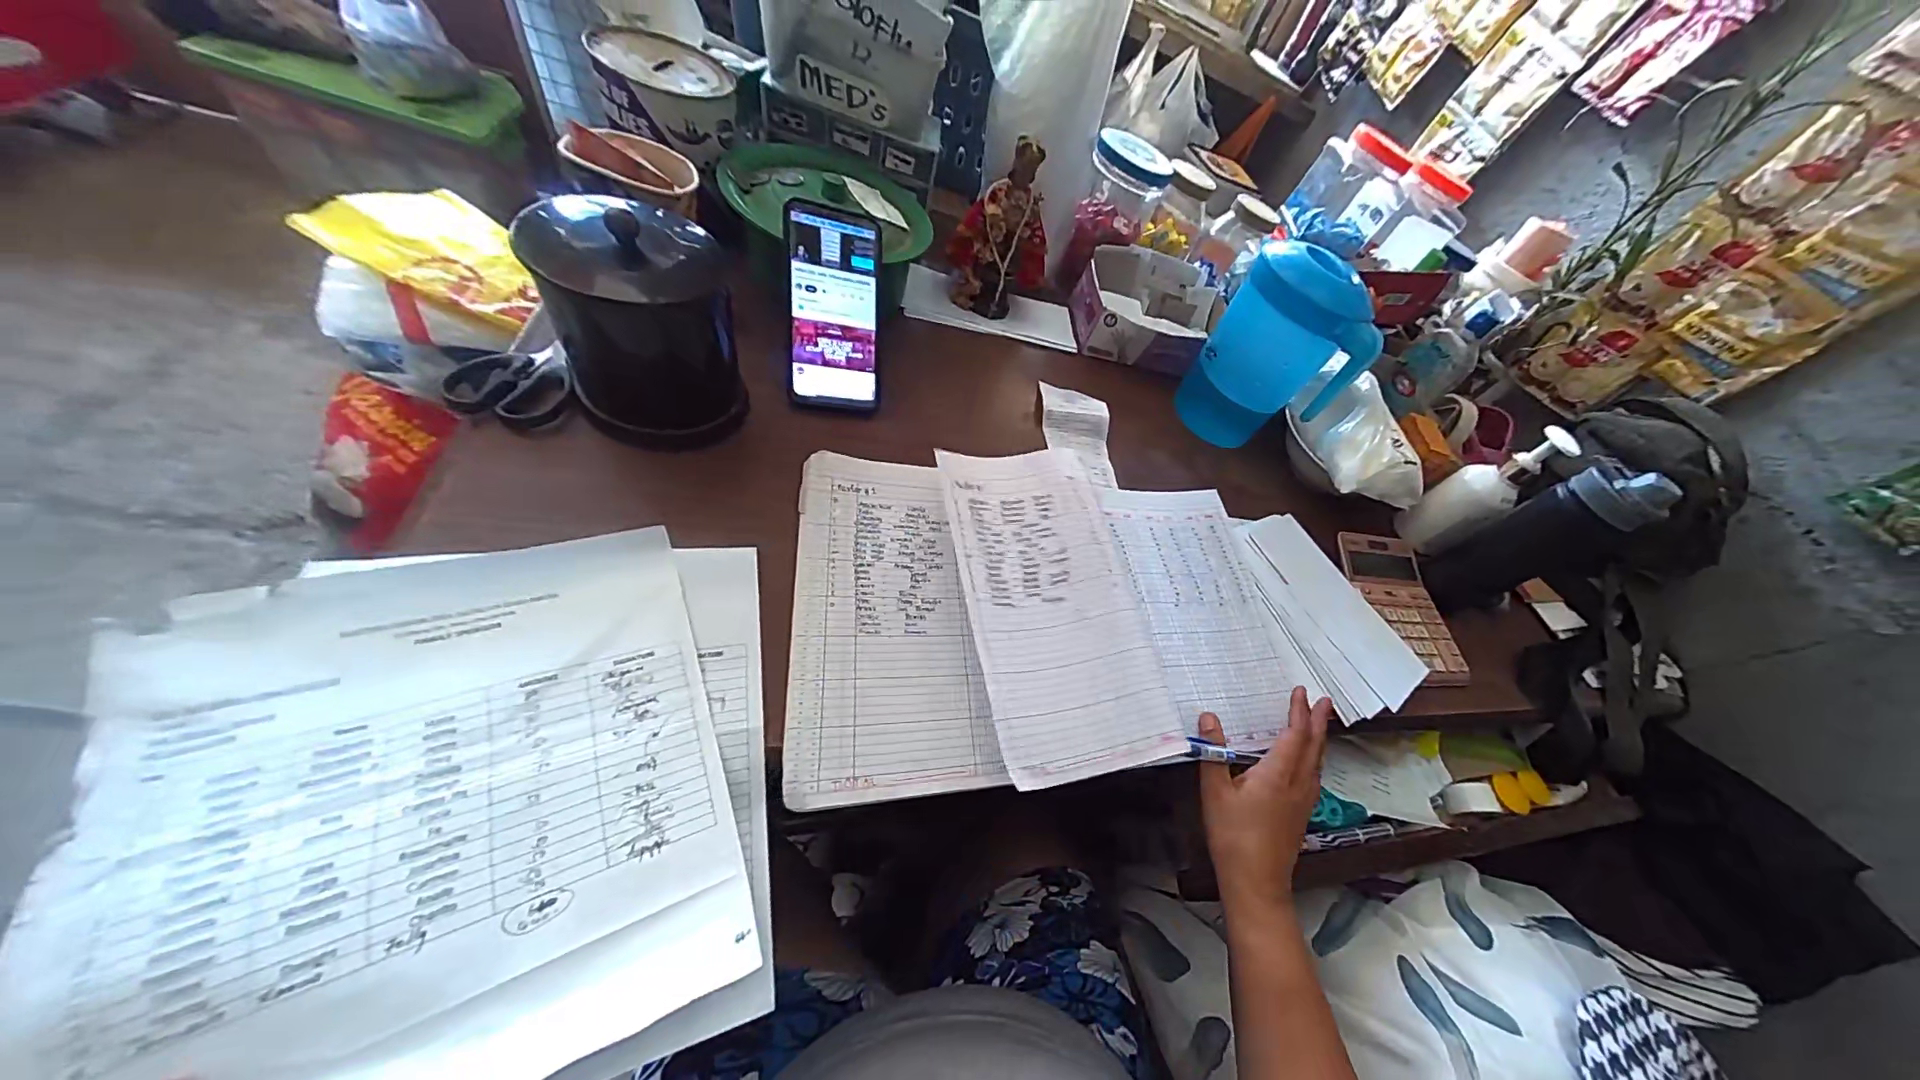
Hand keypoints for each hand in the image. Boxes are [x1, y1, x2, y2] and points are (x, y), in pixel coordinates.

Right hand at [1196, 687, 1332, 909]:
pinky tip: (1307, 764)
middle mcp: (1298, 785)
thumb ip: (1213, 752)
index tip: (1300, 692)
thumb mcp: (1214, 791)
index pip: (1294, 735)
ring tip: (1318, 725)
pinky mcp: (1302, 814)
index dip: (1298, 712)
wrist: (1256, 881)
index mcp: (1278, 775)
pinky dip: (1314, 759)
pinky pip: (1314, 776)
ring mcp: (1303, 801)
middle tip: (1323, 701)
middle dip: (1318, 721)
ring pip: (1317, 762)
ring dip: (1318, 739)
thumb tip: (1209, 719)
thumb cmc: (1232, 836)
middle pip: (1314, 746)